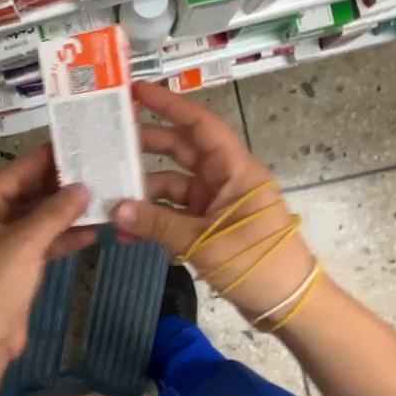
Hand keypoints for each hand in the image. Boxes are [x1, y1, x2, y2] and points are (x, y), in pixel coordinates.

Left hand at [0, 144, 93, 375]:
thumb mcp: (25, 244)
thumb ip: (54, 212)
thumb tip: (82, 187)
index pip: (12, 174)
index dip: (41, 160)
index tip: (73, 145)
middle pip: (24, 194)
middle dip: (57, 186)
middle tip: (94, 169)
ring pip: (35, 220)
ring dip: (64, 212)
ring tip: (100, 196)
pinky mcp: (13, 267)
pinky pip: (39, 243)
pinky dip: (61, 237)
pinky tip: (92, 230)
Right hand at [113, 81, 315, 321]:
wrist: (288, 303)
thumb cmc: (256, 262)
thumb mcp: (203, 242)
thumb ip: (157, 224)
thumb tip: (116, 209)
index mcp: (234, 169)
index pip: (199, 125)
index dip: (169, 105)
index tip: (136, 92)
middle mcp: (225, 179)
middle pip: (180, 151)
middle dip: (145, 146)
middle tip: (107, 141)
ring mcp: (216, 203)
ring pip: (172, 185)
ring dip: (143, 192)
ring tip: (108, 196)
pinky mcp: (209, 226)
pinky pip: (174, 213)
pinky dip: (152, 220)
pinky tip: (126, 232)